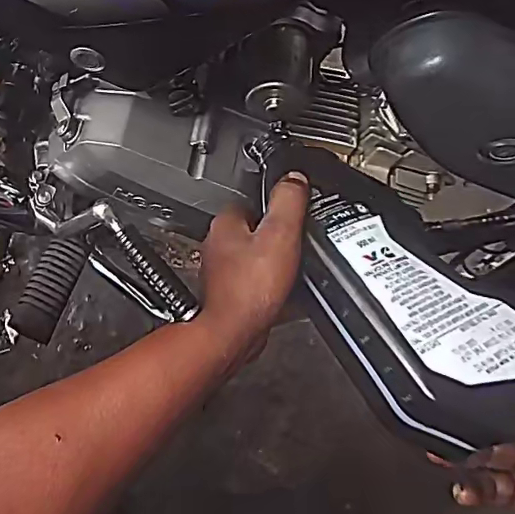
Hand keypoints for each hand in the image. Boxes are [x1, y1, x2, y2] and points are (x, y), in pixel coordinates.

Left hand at [193, 172, 309, 361]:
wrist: (235, 334)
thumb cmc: (249, 289)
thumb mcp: (280, 234)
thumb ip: (288, 202)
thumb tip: (294, 179)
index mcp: (225, 224)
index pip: (250, 200)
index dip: (274, 204)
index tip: (292, 212)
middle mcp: (219, 246)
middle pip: (255, 230)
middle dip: (276, 236)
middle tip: (295, 244)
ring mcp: (223, 272)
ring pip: (256, 258)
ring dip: (275, 263)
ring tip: (292, 269)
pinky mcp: (232, 295)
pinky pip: (257, 283)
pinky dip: (272, 286)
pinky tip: (286, 293)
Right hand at [451, 381, 514, 513]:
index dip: (511, 387)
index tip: (477, 383)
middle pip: (512, 424)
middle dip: (481, 423)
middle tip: (452, 424)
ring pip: (498, 452)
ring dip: (473, 456)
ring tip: (452, 460)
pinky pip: (493, 485)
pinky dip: (475, 485)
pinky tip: (466, 490)